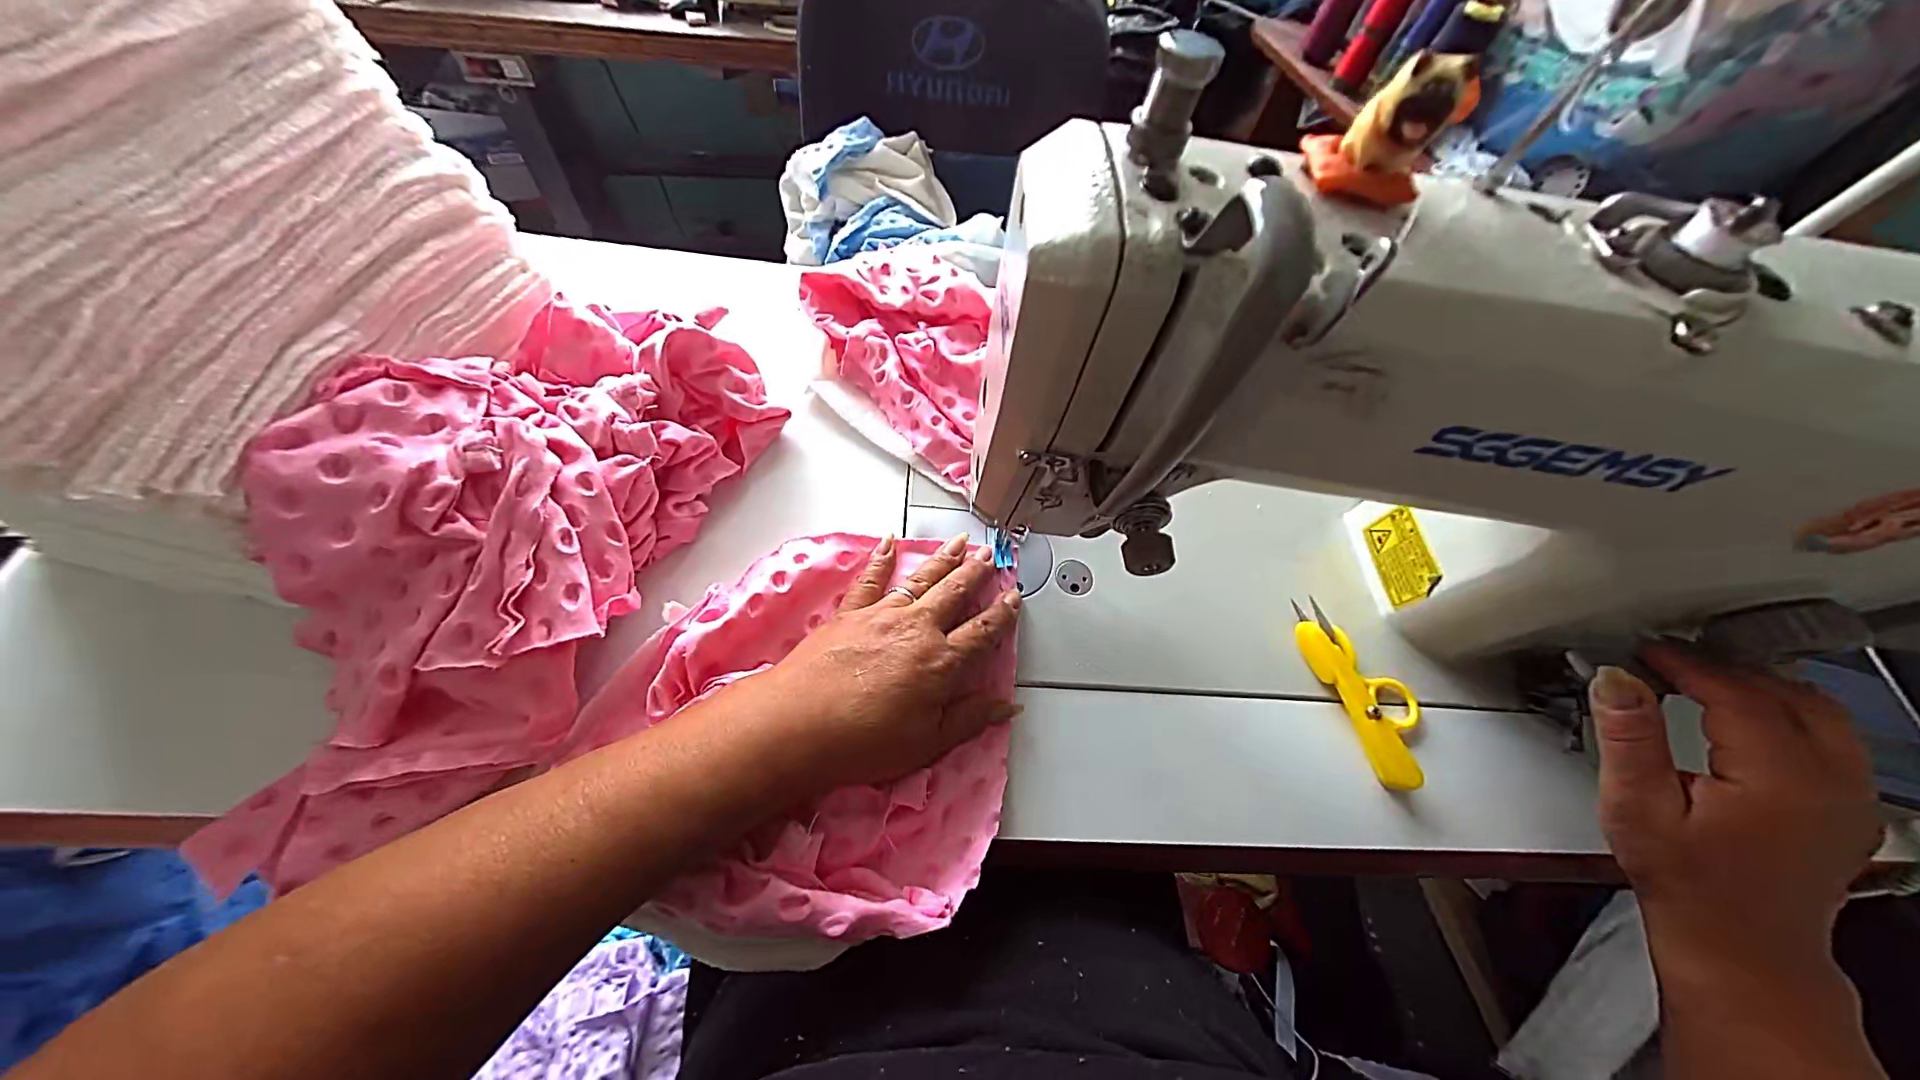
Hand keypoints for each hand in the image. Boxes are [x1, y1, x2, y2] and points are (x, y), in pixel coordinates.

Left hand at [738, 533, 1021, 794]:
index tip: (1013, 597)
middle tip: (990, 555)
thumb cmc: (863, 741)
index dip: (1001, 614)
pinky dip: (881, 559)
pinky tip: (888, 543)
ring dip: (943, 560)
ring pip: (921, 580)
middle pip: (954, 594)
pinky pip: (870, 579)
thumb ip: (969, 719)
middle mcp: (916, 630)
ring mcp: (882, 616)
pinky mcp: (850, 614)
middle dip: (975, 573)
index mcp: (940, 663)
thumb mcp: (927, 742)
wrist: (799, 724)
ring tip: (958, 542)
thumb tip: (1006, 706)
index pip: (981, 633)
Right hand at [1589, 644, 1880, 978]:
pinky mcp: (1847, 808)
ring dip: (1759, 686)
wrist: (1737, 942)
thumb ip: (1628, 738)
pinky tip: (1740, 714)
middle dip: (1726, 668)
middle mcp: (1834, 785)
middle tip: (1668, 659)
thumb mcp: (1636, 806)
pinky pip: (1830, 739)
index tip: (1646, 652)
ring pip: (1821, 714)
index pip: (1738, 695)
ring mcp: (1851, 799)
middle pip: (1790, 696)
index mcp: (1781, 780)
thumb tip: (1617, 680)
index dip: (1688, 664)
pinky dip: (1784, 712)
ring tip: (1700, 677)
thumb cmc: (1685, 880)